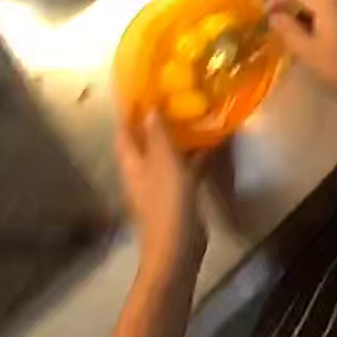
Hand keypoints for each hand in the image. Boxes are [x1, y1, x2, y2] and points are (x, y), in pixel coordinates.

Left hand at [114, 110, 207, 275]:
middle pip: (145, 141)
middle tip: (173, 96)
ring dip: (177, 136)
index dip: (128, 111)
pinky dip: (194, 154)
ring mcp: (160, 185)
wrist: (178, 248)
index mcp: (132, 163)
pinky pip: (185, 167)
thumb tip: (149, 109)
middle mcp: (142, 172)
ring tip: (194, 112)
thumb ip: (157, 135)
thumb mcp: (164, 163)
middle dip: (155, 120)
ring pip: (166, 153)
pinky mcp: (178, 195)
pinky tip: (211, 143)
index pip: (124, 131)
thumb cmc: (167, 202)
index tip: (141, 89)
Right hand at [266, 0, 336, 101]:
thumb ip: (288, 30)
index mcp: (329, 2)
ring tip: (296, 33)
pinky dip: (325, 23)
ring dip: (310, 16)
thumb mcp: (308, 51)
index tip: (265, 10)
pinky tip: (321, 40)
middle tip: (278, 23)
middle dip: (294, 8)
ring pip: (328, 7)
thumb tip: (274, 14)